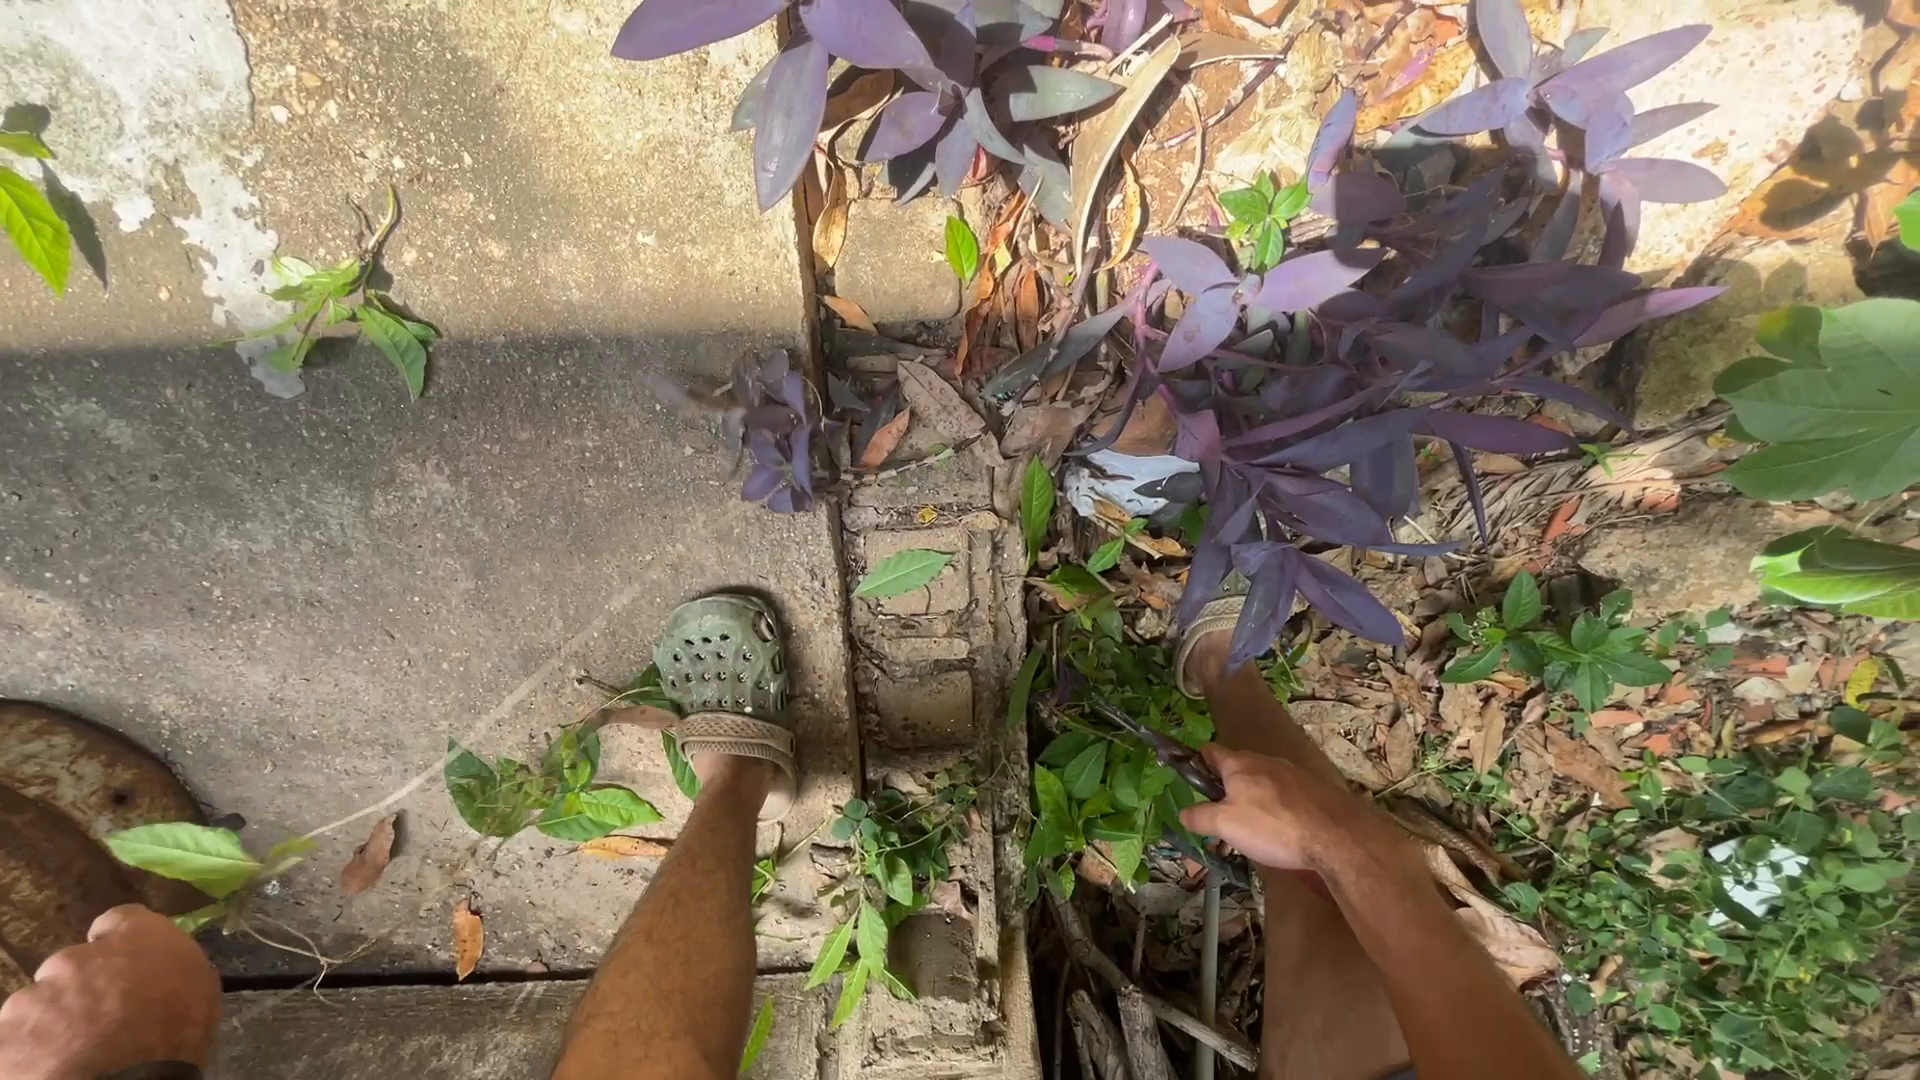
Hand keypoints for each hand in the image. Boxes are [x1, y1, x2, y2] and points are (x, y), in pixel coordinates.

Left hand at [0, 905, 220, 1079]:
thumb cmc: (178, 1027)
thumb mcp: (198, 982)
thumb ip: (170, 963)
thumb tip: (157, 968)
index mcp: (136, 936)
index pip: (119, 919)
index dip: (121, 939)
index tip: (128, 961)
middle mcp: (78, 957)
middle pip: (73, 964)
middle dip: (81, 984)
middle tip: (99, 1012)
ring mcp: (31, 998)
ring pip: (37, 1003)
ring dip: (51, 1017)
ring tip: (70, 1046)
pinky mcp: (0, 1037)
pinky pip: (13, 1038)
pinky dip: (28, 1048)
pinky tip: (51, 1064)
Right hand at [1179, 745, 1410, 876]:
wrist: (1337, 836)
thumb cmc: (1272, 826)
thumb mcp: (1225, 825)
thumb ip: (1200, 817)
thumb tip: (1182, 812)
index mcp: (1238, 764)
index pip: (1209, 751)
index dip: (1197, 763)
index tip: (1193, 782)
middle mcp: (1265, 761)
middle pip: (1238, 767)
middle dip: (1227, 787)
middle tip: (1223, 815)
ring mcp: (1293, 773)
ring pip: (1264, 780)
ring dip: (1255, 798)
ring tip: (1254, 828)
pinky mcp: (1315, 789)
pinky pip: (1288, 793)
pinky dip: (1280, 807)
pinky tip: (1284, 830)